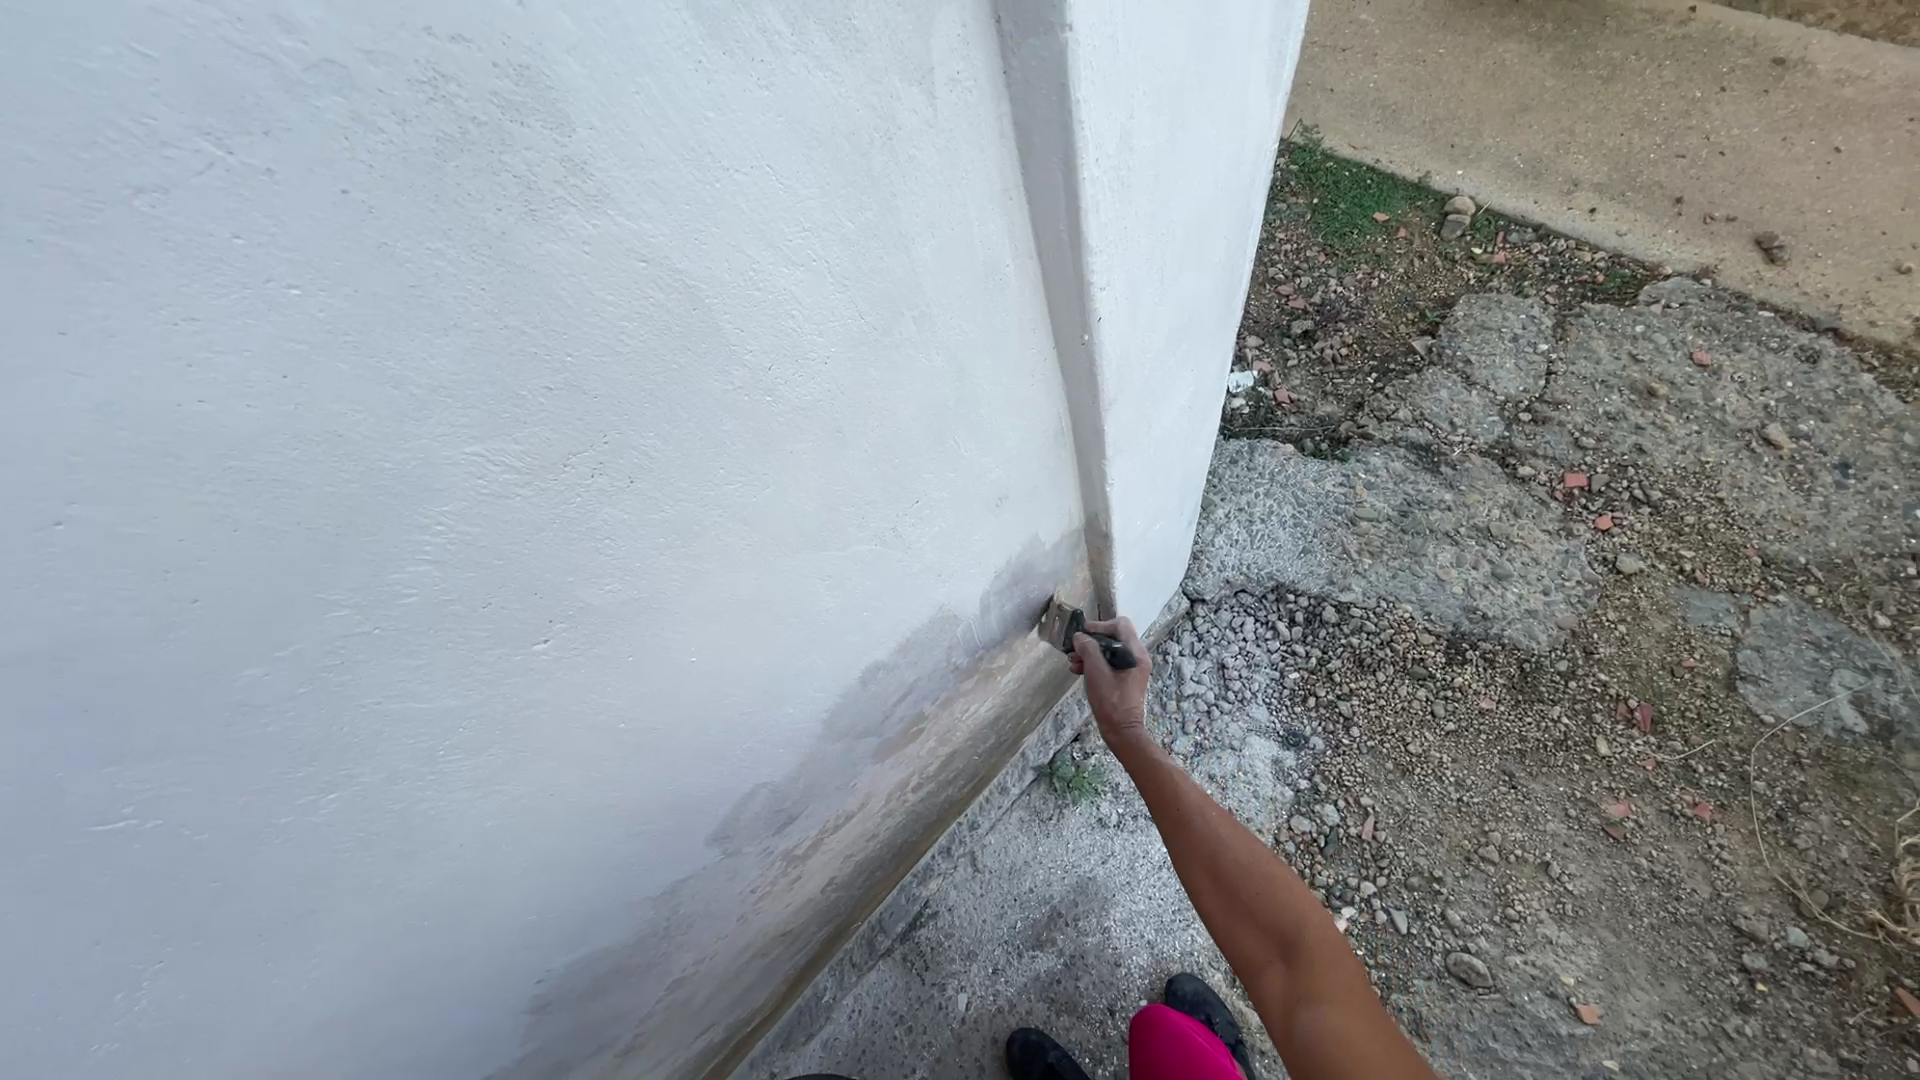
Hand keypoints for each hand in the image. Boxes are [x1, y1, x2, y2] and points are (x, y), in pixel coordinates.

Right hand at [1069, 617, 1151, 750]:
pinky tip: (1078, 670)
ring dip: (1089, 652)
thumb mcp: (1096, 672)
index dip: (1099, 625)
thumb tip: (1079, 636)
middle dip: (1091, 641)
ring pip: (1109, 649)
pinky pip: (1109, 661)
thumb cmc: (1110, 702)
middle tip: (1074, 649)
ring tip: (1073, 662)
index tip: (1082, 634)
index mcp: (1136, 653)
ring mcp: (1132, 667)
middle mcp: (1137, 657)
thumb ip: (1088, 649)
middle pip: (1113, 636)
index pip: (1120, 625)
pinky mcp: (1125, 677)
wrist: (1121, 731)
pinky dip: (1094, 663)